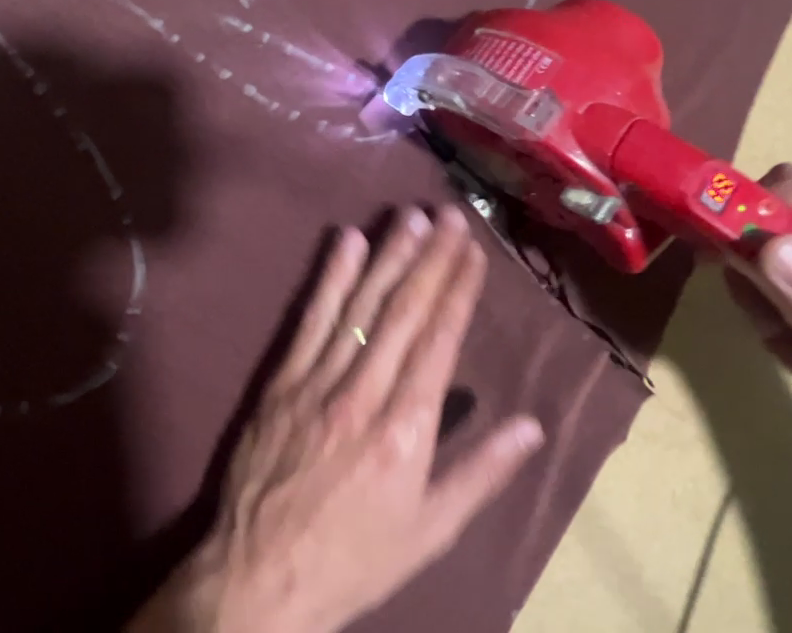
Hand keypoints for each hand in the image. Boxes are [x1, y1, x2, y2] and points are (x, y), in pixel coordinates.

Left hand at [129, 206, 544, 632]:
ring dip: (388, 256)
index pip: (439, 341)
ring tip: (410, 216)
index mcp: (407, 430)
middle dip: (430, 259)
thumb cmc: (355, 558)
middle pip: (404, 313)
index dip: (458, 290)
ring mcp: (317, 382)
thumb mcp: (431, 531)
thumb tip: (531, 425)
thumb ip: (482, 473)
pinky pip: (310, 320)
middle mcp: (364, 394)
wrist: (260, 576)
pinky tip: (346, 241)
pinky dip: (330, 278)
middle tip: (450, 216)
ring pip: (361, 307)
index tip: (473, 251)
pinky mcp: (280, 381)